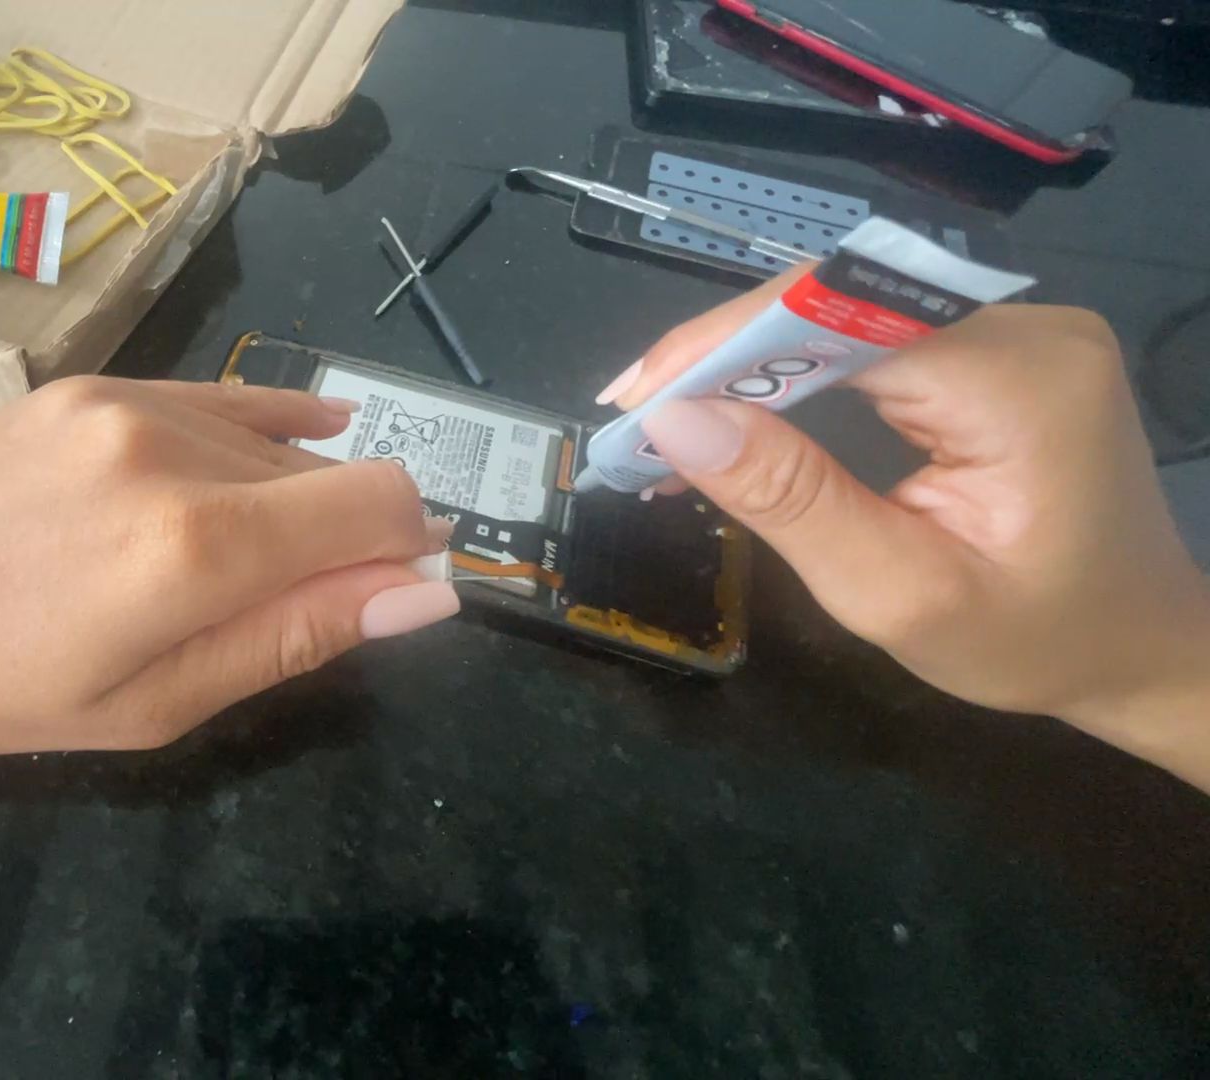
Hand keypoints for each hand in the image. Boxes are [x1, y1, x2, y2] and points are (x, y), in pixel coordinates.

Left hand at [0, 377, 457, 756]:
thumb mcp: (156, 703)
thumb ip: (296, 636)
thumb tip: (425, 591)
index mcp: (196, 547)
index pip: (376, 504)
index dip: (409, 543)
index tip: (399, 583)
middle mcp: (175, 449)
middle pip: (330, 471)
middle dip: (344, 530)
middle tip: (296, 591)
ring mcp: (129, 401)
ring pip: (275, 438)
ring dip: (291, 493)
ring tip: (233, 549)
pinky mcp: (94, 383)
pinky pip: (221, 395)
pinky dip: (268, 426)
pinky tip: (300, 432)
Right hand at [598, 267, 1209, 777]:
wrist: (1132, 647)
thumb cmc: (1026, 637)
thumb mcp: (889, 588)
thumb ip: (787, 499)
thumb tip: (675, 423)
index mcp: (1014, 381)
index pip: (836, 317)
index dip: (720, 345)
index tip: (634, 402)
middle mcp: (1013, 330)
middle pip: (823, 308)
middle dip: (710, 359)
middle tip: (627, 420)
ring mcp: (994, 337)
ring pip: (821, 322)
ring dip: (727, 370)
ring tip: (654, 425)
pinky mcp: (969, 357)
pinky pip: (841, 347)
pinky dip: (765, 382)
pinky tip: (716, 417)